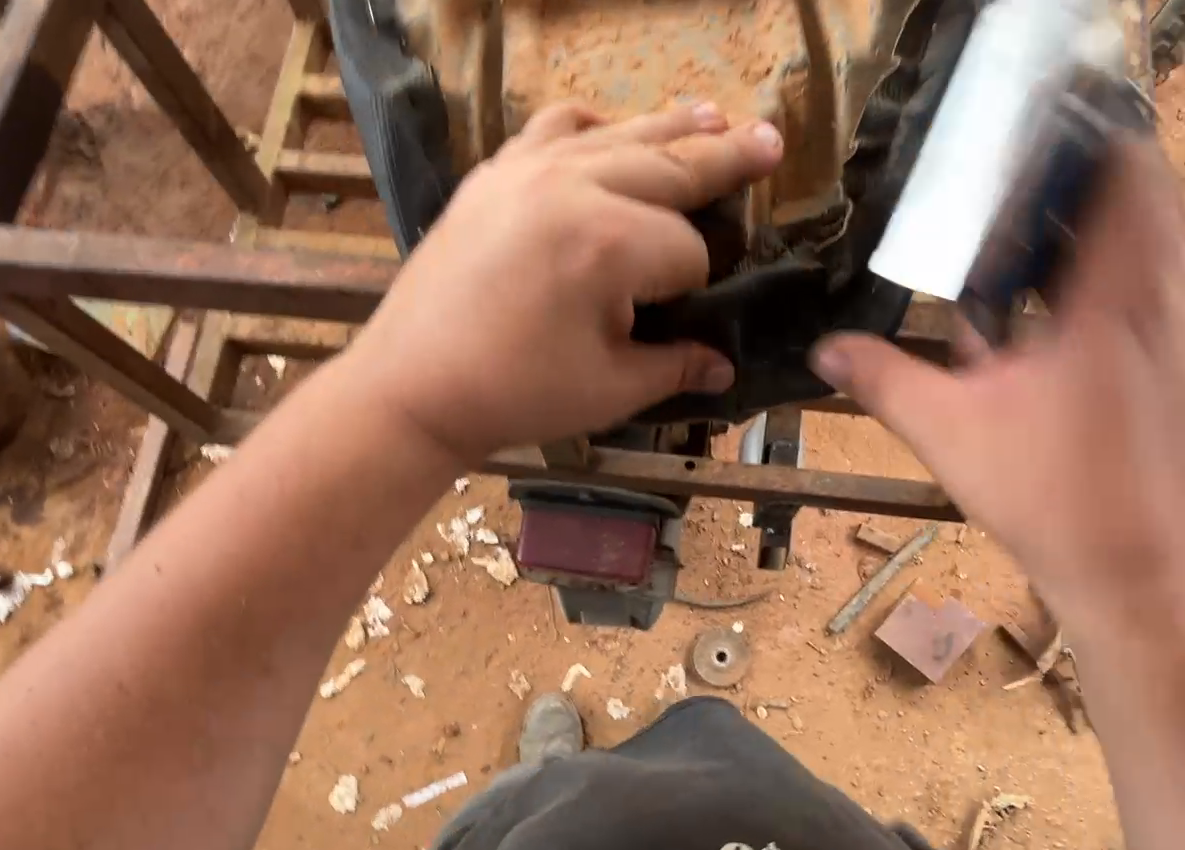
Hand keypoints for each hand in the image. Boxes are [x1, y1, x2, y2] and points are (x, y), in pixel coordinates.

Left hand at [345, 102, 783, 463]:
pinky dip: (593, 127)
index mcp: (608, 245)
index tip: (684, 317)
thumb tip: (725, 365)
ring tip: (717, 118)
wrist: (412, 387)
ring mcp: (527, 169)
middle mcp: (573, 186)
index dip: (698, 287)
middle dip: (727, 162)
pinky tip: (611, 132)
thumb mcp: (609, 391)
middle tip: (772, 143)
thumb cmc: (515, 396)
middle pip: (671, 166)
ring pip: (620, 135)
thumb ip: (675, 367)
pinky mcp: (494, 173)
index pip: (688, 252)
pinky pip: (554, 127)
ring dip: (673, 128)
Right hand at [810, 142, 1184, 620]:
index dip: (1079, 145)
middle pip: (1138, 199)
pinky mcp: (1157, 368)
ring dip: (1086, 232)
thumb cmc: (1042, 489)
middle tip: (1005, 192)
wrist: (1120, 561)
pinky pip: (1136, 290)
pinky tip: (1033, 315)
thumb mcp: (946, 429)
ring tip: (1017, 242)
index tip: (1017, 148)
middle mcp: (1150, 303)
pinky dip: (1092, 279)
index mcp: (1110, 299)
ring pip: (1141, 247)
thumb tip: (824, 349)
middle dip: (1075, 185)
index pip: (1124, 175)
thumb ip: (883, 380)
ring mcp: (1162, 337)